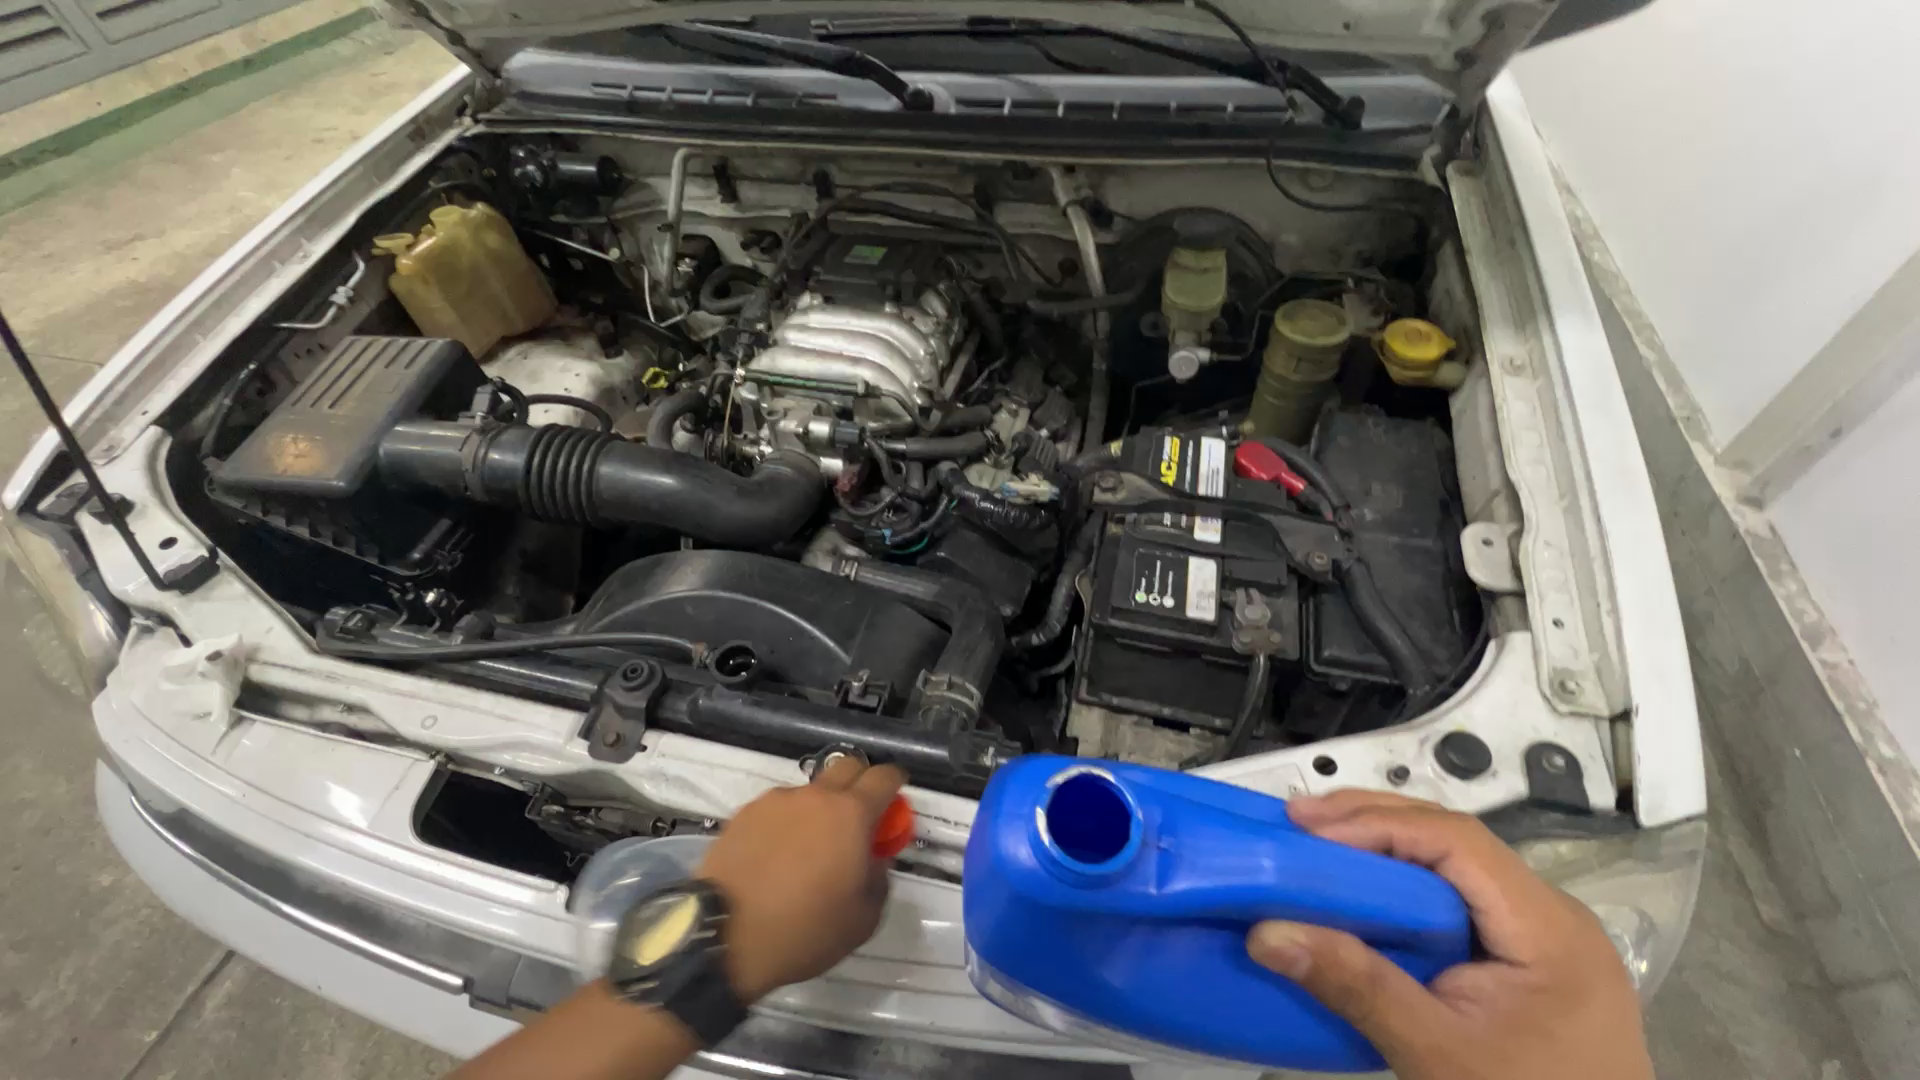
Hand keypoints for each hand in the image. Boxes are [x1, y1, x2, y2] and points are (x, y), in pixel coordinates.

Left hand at [696, 756, 905, 1003]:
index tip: (897, 798)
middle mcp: (815, 796)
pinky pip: (778, 809)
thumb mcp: (862, 919)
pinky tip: (776, 857)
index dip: (896, 782)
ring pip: (810, 791)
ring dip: (819, 808)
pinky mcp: (744, 813)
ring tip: (808, 849)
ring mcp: (776, 801)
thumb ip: (878, 878)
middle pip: (848, 766)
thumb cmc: (803, 930)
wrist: (723, 937)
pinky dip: (786, 823)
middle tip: (859, 817)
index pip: (885, 777)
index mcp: (851, 814)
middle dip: (861, 782)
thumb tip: (874, 858)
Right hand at [1245, 790, 1652, 1079]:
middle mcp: (1549, 912)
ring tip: (1314, 839)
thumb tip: (1264, 934)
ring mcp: (1538, 930)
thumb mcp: (1436, 1054)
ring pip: (1450, 855)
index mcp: (1547, 928)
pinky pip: (1451, 887)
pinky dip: (1396, 873)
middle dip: (1370, 817)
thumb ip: (1356, 987)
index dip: (1377, 823)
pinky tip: (1356, 881)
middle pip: (1452, 834)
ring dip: (1380, 839)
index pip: (1456, 840)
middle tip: (1297, 818)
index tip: (1308, 829)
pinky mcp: (1519, 950)